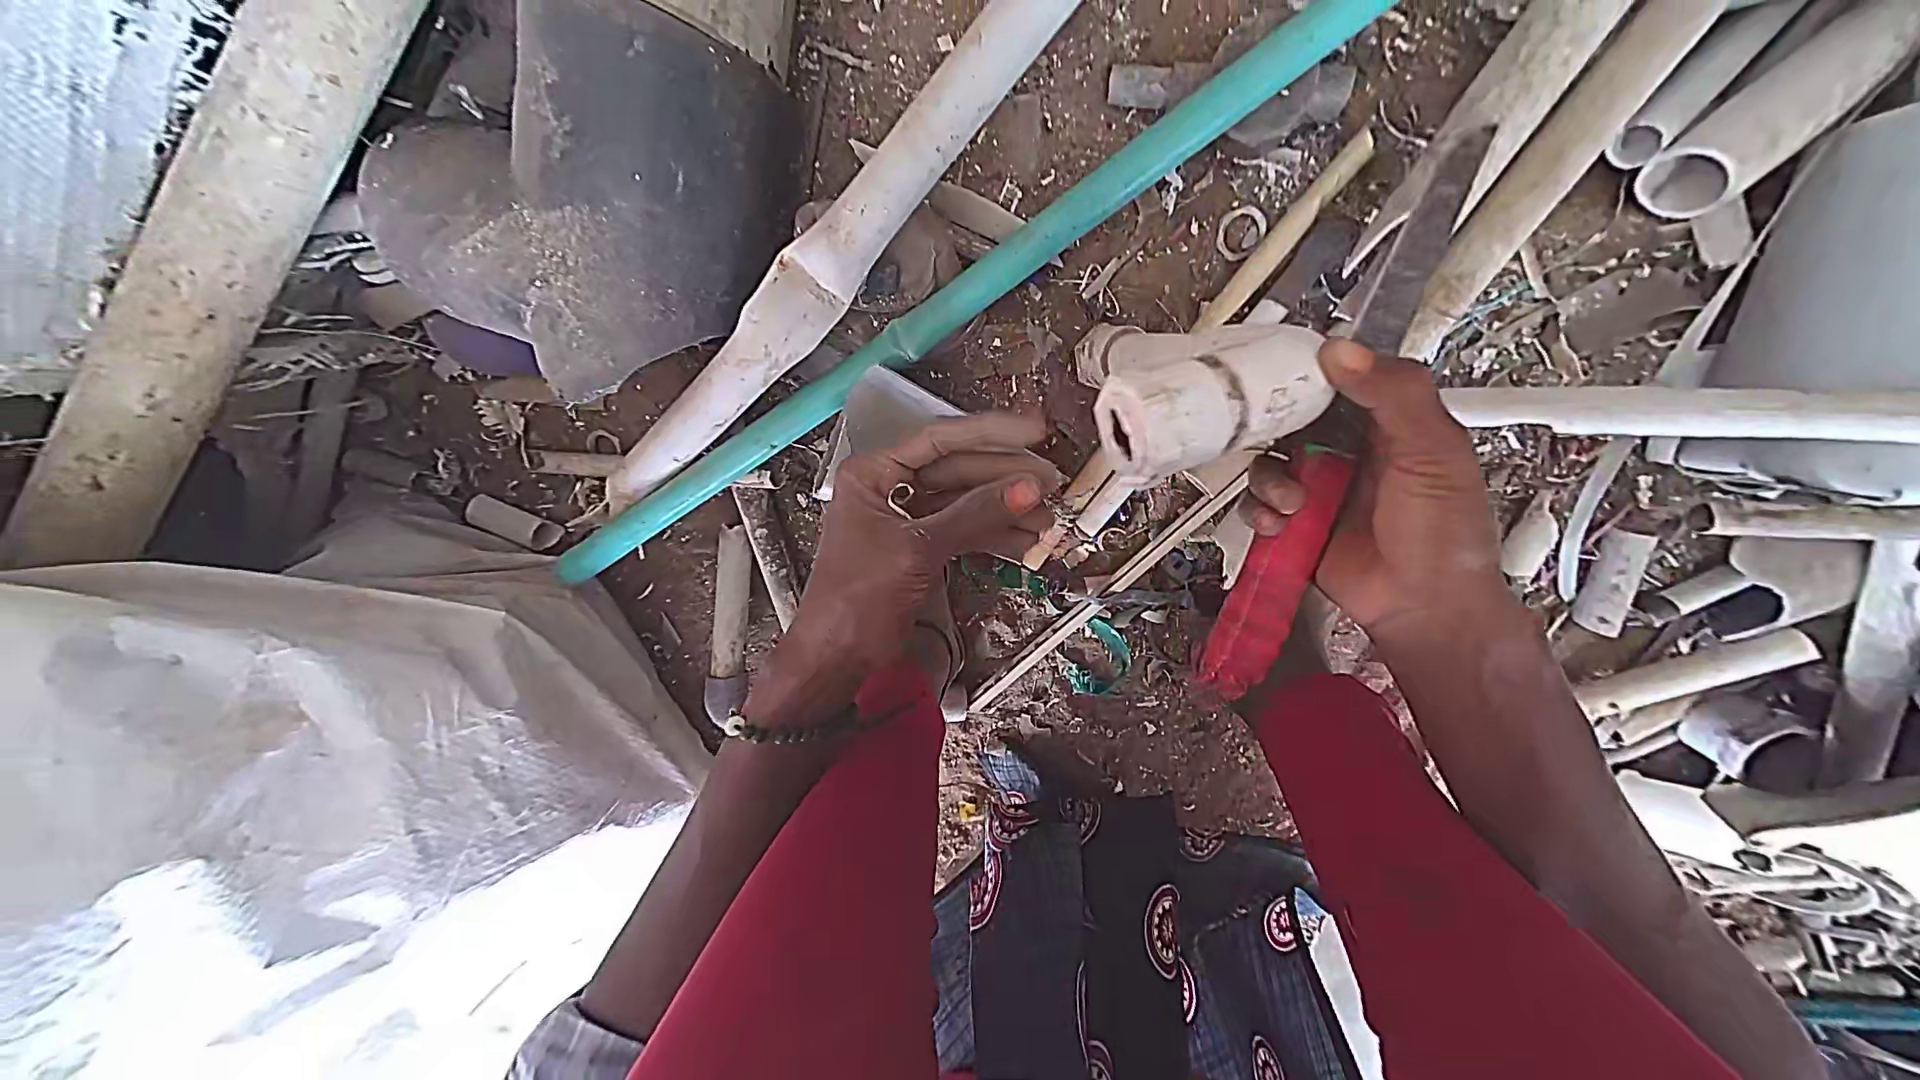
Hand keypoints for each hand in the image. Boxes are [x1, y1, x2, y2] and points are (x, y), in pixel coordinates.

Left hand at [748, 413, 1060, 722]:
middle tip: (1050, 482)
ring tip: (1047, 519)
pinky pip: (967, 532)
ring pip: (968, 504)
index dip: (992, 434)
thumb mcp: (917, 549)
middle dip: (1007, 480)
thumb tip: (1023, 488)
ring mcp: (908, 521)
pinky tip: (1028, 542)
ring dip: (1009, 511)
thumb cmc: (852, 603)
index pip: (940, 441)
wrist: (839, 660)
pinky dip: (998, 537)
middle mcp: (890, 491)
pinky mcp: (923, 550)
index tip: (1033, 432)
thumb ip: (973, 515)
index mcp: (873, 475)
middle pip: (960, 471)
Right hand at [1240, 339, 1513, 645]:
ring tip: (1294, 504)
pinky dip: (1260, 513)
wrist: (1420, 605)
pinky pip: (1258, 505)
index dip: (1306, 377)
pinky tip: (1281, 526)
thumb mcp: (1430, 452)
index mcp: (1384, 424)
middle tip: (1273, 443)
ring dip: (1270, 483)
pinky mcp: (1293, 522)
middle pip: (1289, 423)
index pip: (1336, 383)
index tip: (1281, 376)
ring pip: (1267, 465)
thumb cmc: (1442, 532)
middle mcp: (1344, 452)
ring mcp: (1316, 488)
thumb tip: (1340, 351)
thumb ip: (1396, 395)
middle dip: (1275, 436)